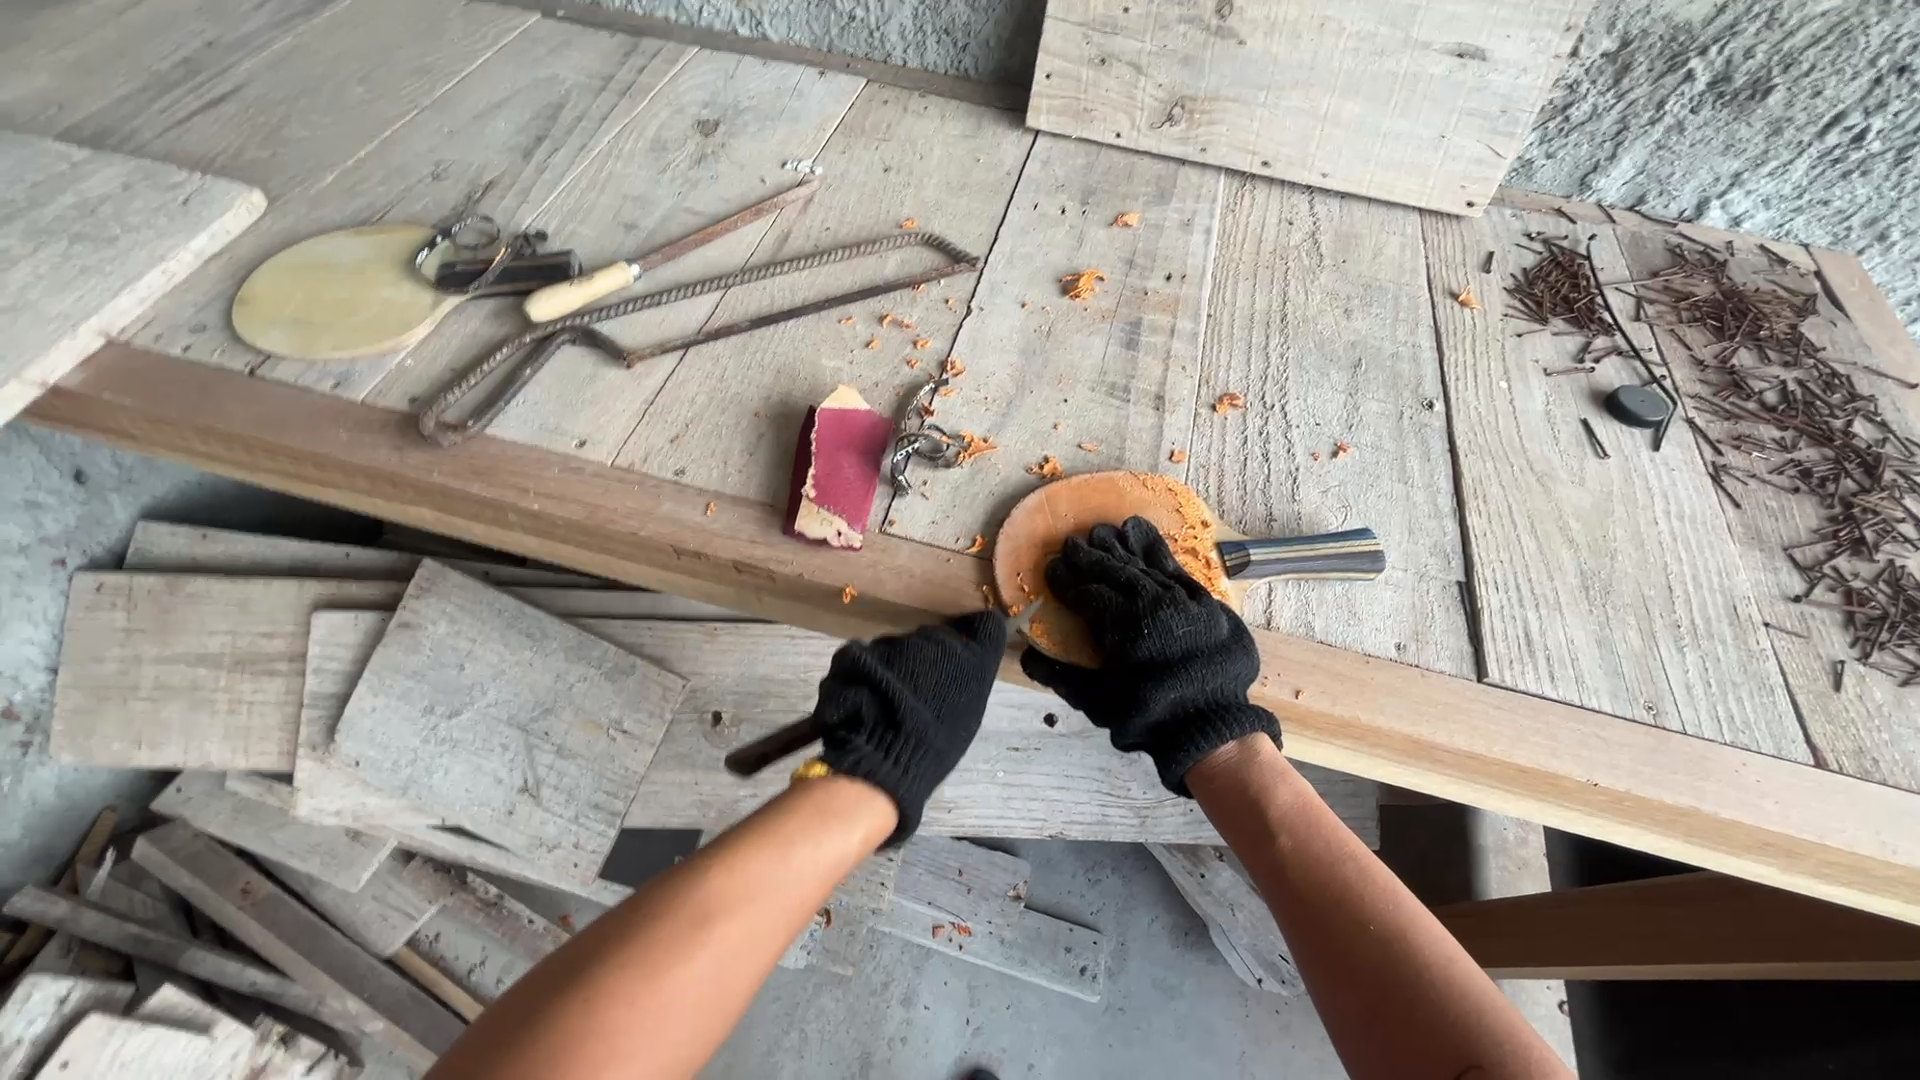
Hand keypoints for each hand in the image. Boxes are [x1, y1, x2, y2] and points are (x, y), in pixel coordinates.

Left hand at [810, 611, 1007, 845]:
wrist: (880, 755)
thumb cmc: (933, 745)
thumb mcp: (965, 715)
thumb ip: (967, 680)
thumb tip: (964, 663)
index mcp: (972, 658)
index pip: (985, 626)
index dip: (974, 633)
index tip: (967, 646)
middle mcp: (936, 639)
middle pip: (935, 637)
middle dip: (929, 656)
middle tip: (920, 689)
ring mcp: (897, 641)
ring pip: (901, 646)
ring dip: (897, 664)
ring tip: (889, 699)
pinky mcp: (862, 649)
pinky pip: (869, 655)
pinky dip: (867, 670)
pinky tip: (864, 696)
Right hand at [1020, 516, 1279, 794]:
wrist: (1211, 727)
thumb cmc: (1147, 717)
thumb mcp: (1098, 703)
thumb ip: (1061, 676)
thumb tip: (1028, 655)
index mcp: (1122, 625)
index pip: (1087, 593)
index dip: (1066, 580)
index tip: (1052, 568)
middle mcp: (1151, 604)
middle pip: (1114, 572)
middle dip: (1089, 557)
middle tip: (1071, 543)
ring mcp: (1181, 600)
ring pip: (1143, 566)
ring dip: (1120, 548)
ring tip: (1102, 531)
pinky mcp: (1204, 601)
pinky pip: (1175, 568)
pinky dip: (1157, 551)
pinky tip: (1144, 534)